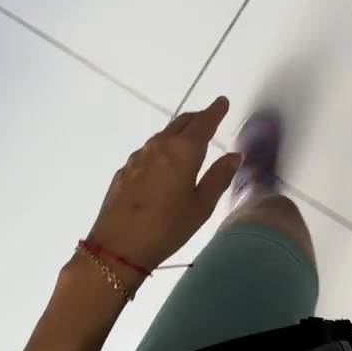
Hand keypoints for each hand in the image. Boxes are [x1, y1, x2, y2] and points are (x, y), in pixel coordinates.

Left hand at [85, 97, 240, 272]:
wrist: (117, 248)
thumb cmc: (166, 228)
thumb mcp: (201, 207)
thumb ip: (219, 177)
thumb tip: (234, 155)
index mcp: (183, 151)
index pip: (204, 122)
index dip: (215, 111)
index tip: (223, 102)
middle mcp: (160, 145)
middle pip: (182, 122)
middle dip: (197, 118)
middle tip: (209, 118)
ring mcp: (139, 156)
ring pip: (164, 135)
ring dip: (178, 133)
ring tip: (188, 141)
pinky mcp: (125, 169)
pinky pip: (149, 151)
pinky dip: (162, 149)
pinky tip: (163, 165)